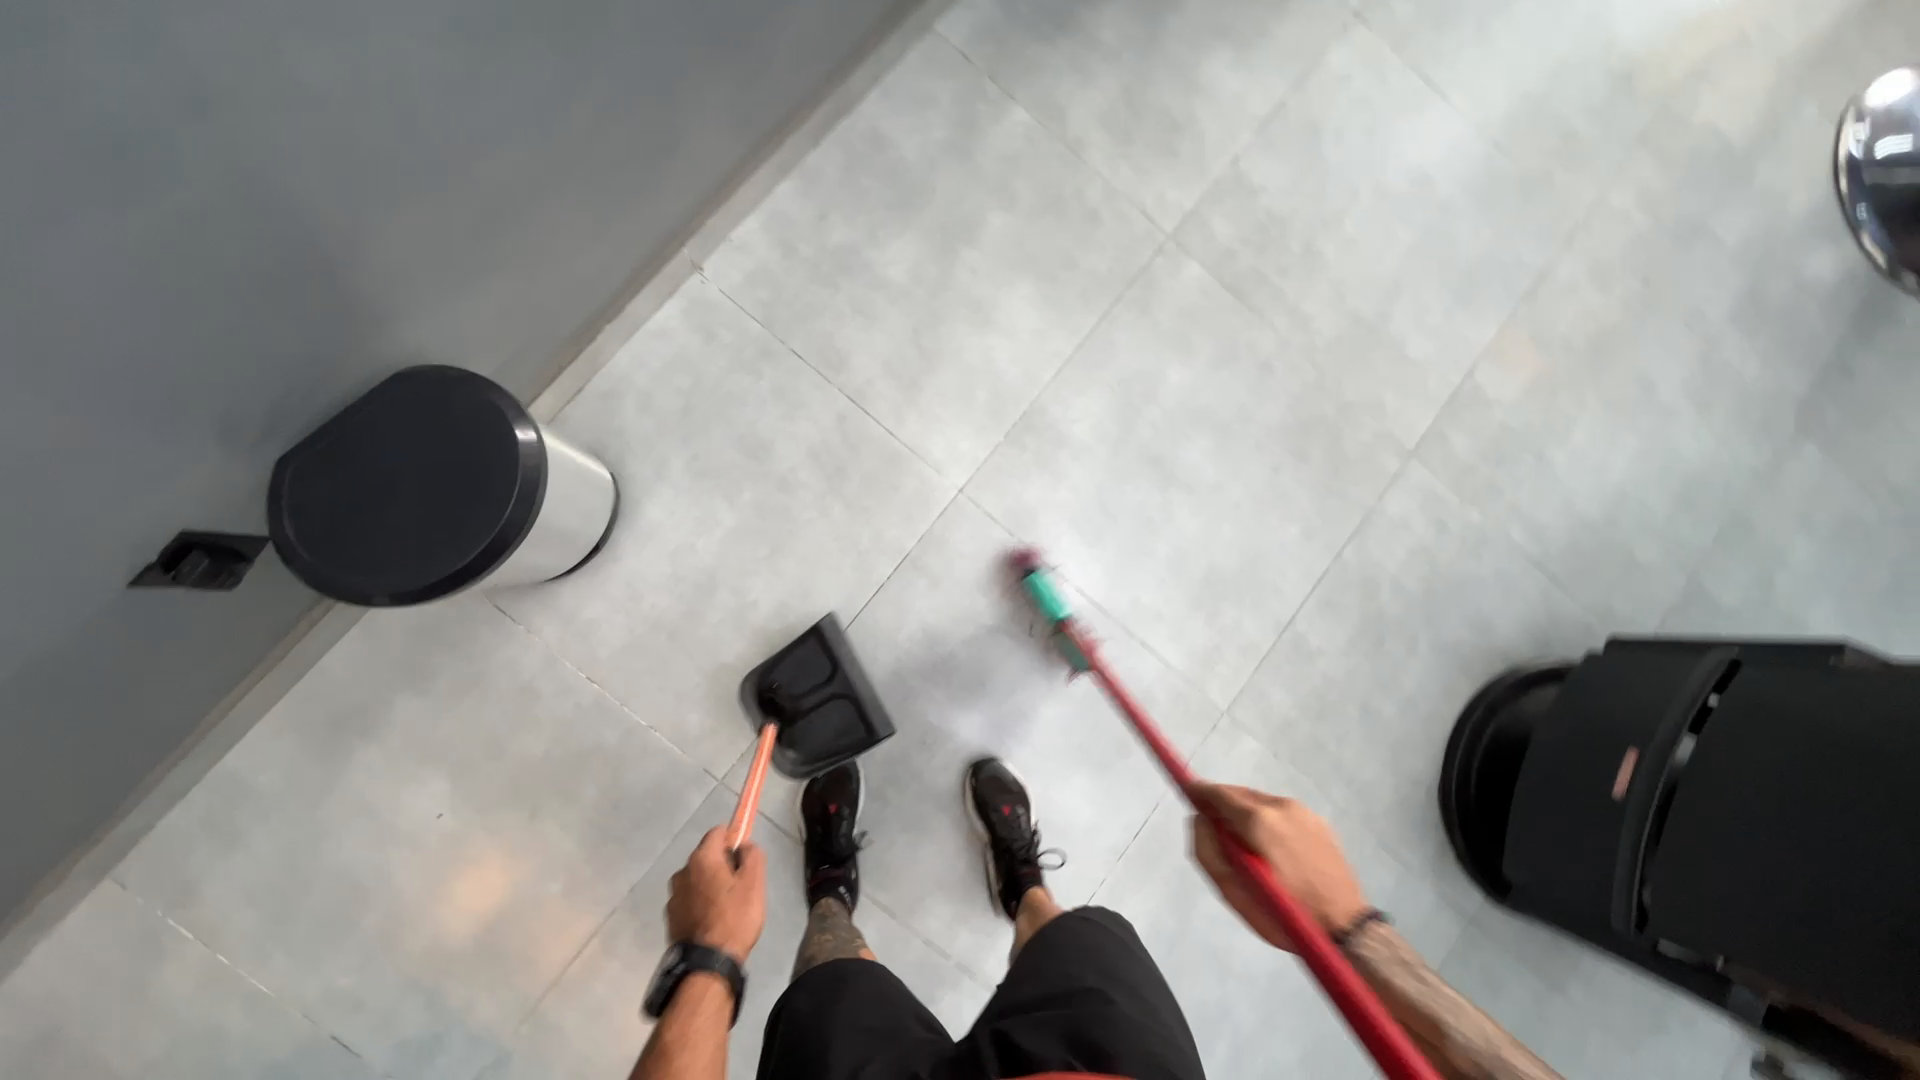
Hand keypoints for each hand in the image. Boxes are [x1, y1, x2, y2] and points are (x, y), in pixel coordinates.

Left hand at [666, 828, 765, 960]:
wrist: (707, 964)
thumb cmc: (735, 918)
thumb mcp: (754, 882)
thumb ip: (752, 854)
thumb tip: (744, 846)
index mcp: (701, 859)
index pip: (718, 832)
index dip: (734, 838)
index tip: (745, 855)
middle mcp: (682, 872)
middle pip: (706, 856)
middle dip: (723, 864)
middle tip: (741, 884)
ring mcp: (673, 896)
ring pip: (697, 879)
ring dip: (710, 885)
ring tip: (727, 906)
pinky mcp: (671, 918)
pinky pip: (690, 900)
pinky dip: (700, 903)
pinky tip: (713, 920)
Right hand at [1189, 783, 1368, 952]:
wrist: (1346, 928)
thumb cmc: (1282, 915)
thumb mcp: (1232, 890)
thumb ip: (1206, 848)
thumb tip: (1199, 818)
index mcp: (1257, 819)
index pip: (1219, 793)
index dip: (1200, 793)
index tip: (1189, 797)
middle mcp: (1281, 805)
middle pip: (1240, 793)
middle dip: (1222, 804)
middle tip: (1214, 828)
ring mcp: (1304, 812)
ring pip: (1261, 801)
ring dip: (1246, 813)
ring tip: (1245, 844)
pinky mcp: (1320, 822)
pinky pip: (1282, 812)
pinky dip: (1268, 820)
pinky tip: (1272, 849)